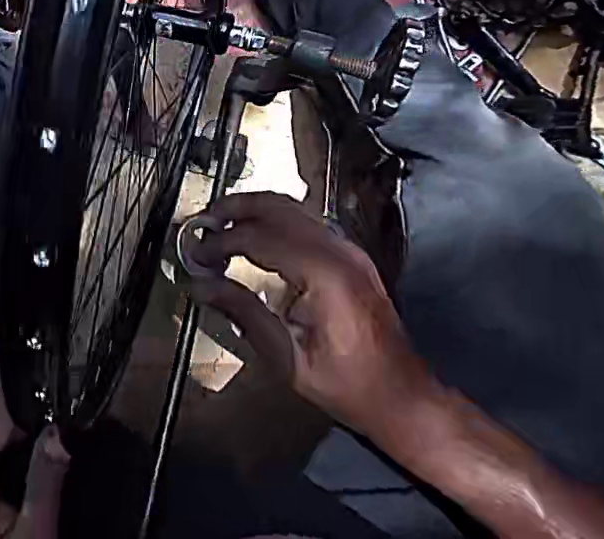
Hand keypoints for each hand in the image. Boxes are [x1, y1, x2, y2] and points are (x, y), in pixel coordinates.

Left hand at [0, 389, 69, 538]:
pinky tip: (42, 441)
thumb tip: (62, 428)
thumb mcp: (32, 535)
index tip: (63, 385)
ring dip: (26, 424)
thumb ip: (45, 478)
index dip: (29, 397)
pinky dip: (17, 442)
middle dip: (30, 409)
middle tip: (68, 402)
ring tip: (61, 415)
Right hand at [187, 192, 436, 436]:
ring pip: (291, 206)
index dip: (223, 241)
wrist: (406, 397)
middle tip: (203, 222)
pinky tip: (255, 234)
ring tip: (222, 223)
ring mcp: (347, 248)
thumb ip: (244, 314)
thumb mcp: (289, 359)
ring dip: (253, 209)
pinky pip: (304, 219)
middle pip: (276, 208)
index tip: (197, 252)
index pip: (261, 238)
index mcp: (325, 274)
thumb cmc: (351, 387)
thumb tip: (201, 286)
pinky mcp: (349, 253)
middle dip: (234, 208)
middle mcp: (338, 250)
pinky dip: (273, 218)